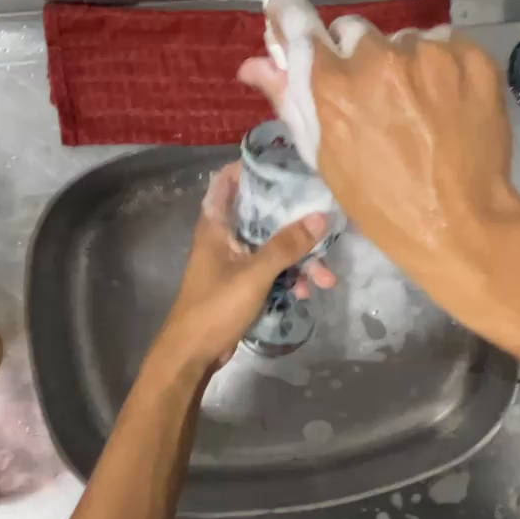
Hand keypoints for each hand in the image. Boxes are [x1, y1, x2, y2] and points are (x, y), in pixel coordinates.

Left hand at [153, 163, 334, 372]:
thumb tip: (321, 216)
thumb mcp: (254, 274)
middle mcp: (225, 235)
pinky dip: (290, 276)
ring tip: (325, 279)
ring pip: (273, 245)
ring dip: (300, 258)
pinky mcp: (243, 282)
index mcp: (217, 223)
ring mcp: (235, 259)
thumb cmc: (215, 306)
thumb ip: (286, 245)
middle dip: (296, 223)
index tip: (289, 165)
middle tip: (326, 227)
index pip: (231, 178)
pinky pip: (272, 269)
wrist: (193, 353)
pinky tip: (306, 292)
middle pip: (264, 214)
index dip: (256, 167)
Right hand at [238, 0, 519, 324]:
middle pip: (354, 32)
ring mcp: (430, 55)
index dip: (291, 18)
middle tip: (372, 99)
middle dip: (356, 57)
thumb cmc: (383, 205)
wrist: (461, 224)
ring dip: (403, 65)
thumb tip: (253, 64)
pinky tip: (446, 106)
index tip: (290, 19)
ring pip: (403, 41)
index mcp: (334, 86)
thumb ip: (291, 103)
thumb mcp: (326, 160)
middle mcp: (379, 58)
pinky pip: (445, 45)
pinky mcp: (472, 57)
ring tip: (417, 111)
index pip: (298, 21)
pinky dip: (441, 67)